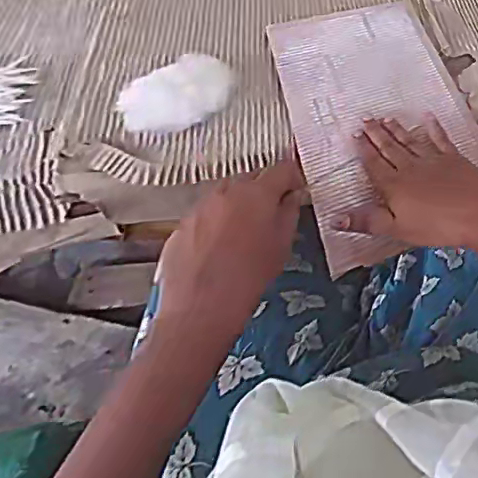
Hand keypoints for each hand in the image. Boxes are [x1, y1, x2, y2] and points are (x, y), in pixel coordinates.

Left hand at [156, 158, 306, 330]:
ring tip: (244, 233)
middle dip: (263, 191)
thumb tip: (291, 197)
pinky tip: (219, 248)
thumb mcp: (282, 245)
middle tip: (271, 214)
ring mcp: (200, 207)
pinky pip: (206, 215)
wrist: (199, 308)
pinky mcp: (181, 225)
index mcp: (257, 193)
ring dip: (238, 205)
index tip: (296, 189)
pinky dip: (216, 222)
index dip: (292, 177)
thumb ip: (289, 212)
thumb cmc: (250, 276)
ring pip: (226, 196)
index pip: (281, 169)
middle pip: (251, 178)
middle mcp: (226, 191)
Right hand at [339, 117, 477, 252]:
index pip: (374, 164)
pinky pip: (439, 139)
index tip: (354, 134)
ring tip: (386, 118)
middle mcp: (411, 167)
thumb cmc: (437, 226)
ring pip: (410, 141)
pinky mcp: (454, 158)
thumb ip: (368, 221)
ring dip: (397, 129)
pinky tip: (428, 117)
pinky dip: (433, 127)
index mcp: (395, 185)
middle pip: (390, 148)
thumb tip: (334, 218)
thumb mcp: (398, 229)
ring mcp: (434, 160)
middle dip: (376, 134)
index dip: (363, 150)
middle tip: (365, 118)